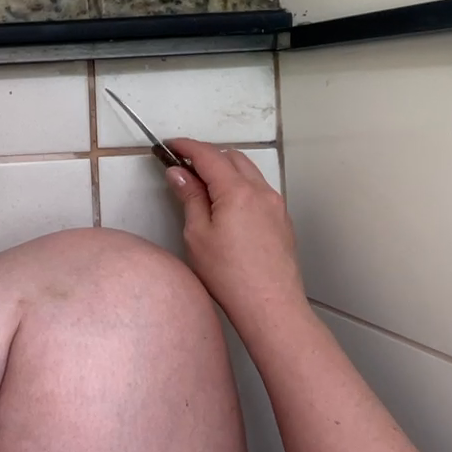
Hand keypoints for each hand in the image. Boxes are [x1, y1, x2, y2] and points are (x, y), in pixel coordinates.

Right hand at [164, 139, 308, 335]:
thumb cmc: (229, 275)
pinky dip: (239, 186)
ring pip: (248, 172)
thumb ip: (189, 198)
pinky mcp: (282, 221)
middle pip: (232, 157)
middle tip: (183, 168)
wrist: (270, 306)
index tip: (169, 146)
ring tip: (203, 188)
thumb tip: (179, 174)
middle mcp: (261, 192)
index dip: (186, 147)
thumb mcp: (197, 234)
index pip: (208, 155)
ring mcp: (275, 206)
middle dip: (206, 156)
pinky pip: (258, 190)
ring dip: (225, 171)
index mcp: (238, 191)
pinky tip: (225, 206)